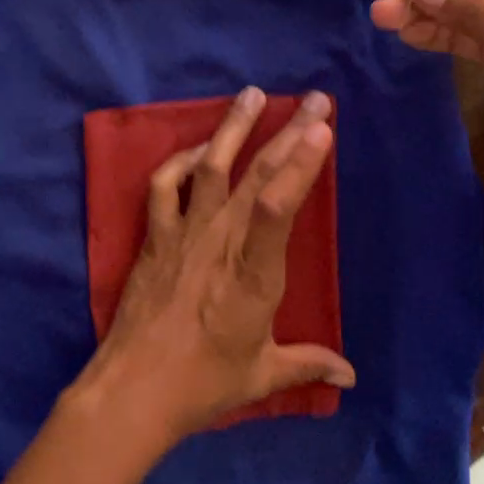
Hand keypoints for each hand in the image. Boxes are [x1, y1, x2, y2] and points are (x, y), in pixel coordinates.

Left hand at [70, 88, 355, 444]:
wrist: (132, 390)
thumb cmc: (203, 383)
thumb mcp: (261, 375)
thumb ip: (308, 364)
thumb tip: (351, 374)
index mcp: (254, 277)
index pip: (278, 209)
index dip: (300, 166)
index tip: (321, 131)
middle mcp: (220, 243)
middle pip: (257, 177)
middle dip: (289, 133)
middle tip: (316, 100)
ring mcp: (183, 234)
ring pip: (212, 168)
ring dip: (233, 128)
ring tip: (253, 93)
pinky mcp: (154, 236)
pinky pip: (165, 186)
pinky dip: (181, 160)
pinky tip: (201, 148)